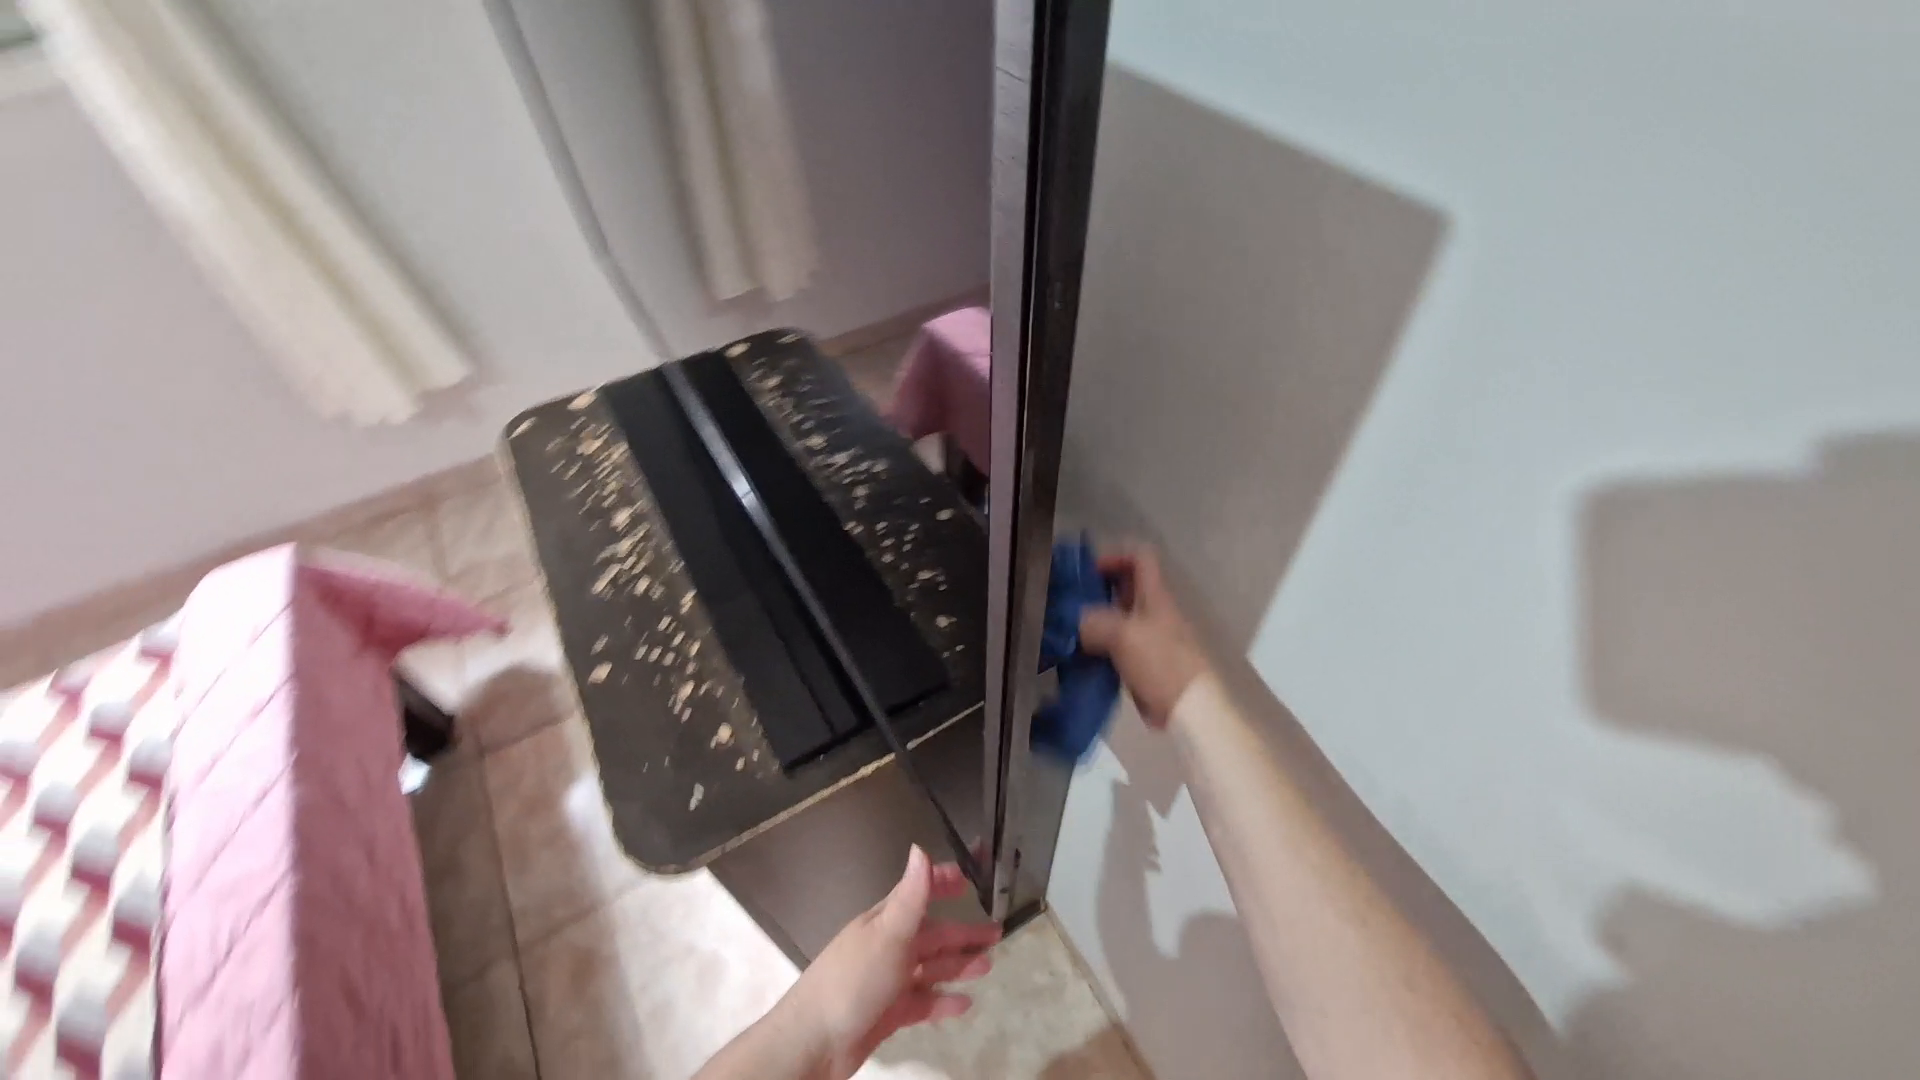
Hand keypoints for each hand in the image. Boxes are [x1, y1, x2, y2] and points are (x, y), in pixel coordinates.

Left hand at [783, 846, 1000, 1078]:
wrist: (814, 1041)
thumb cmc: (854, 980)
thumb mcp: (887, 933)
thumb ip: (910, 895)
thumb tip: (921, 848)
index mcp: (885, 921)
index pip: (917, 893)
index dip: (941, 883)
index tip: (969, 878)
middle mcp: (887, 947)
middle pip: (931, 935)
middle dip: (962, 932)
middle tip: (996, 934)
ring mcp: (887, 981)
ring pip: (930, 968)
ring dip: (958, 964)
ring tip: (988, 964)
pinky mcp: (888, 1014)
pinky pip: (922, 1003)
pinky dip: (943, 1001)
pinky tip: (965, 1004)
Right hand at [1078, 546, 1210, 728]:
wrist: (1188, 707)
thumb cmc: (1160, 662)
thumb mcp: (1123, 635)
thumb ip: (1094, 622)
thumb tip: (1077, 623)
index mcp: (1155, 596)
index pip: (1139, 558)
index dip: (1114, 556)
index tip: (1087, 571)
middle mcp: (1152, 611)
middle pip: (1125, 587)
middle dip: (1096, 589)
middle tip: (1068, 601)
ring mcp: (1148, 637)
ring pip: (1117, 617)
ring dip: (1093, 620)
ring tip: (1067, 628)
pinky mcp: (1142, 662)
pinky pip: (1115, 646)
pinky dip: (1097, 646)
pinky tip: (1077, 655)